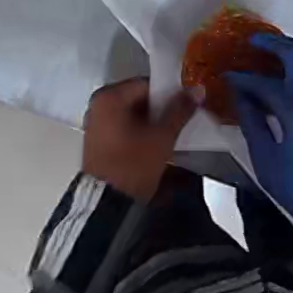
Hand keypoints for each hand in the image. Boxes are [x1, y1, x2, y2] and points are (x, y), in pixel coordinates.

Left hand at [81, 77, 197, 199]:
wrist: (108, 208)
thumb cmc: (133, 165)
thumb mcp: (162, 137)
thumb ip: (180, 110)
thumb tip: (197, 90)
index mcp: (109, 96)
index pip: (147, 84)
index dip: (170, 93)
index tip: (186, 104)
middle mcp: (98, 104)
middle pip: (138, 98)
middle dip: (160, 108)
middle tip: (182, 118)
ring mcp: (95, 123)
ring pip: (132, 113)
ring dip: (151, 120)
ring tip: (172, 130)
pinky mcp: (97, 140)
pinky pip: (123, 125)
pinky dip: (139, 130)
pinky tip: (155, 141)